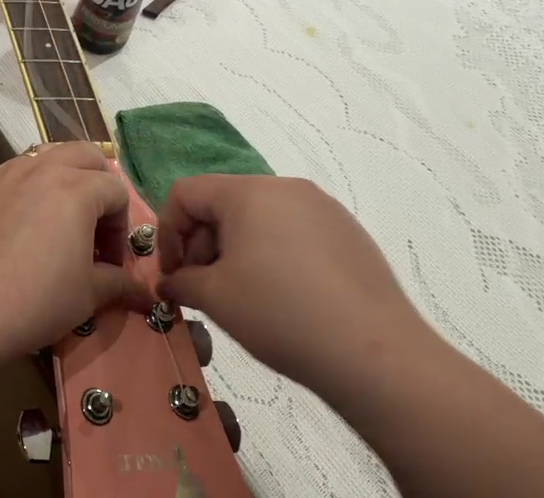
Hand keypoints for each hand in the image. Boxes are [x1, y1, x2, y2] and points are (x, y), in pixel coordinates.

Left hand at [0, 143, 151, 369]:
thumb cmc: (34, 300)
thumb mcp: (87, 295)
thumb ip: (119, 284)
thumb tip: (146, 295)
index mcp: (77, 188)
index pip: (117, 191)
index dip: (122, 228)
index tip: (111, 264)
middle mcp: (44, 168)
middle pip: (87, 156)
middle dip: (100, 187)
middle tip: (96, 231)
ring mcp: (10, 173)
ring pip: (52, 155)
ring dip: (68, 178)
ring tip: (67, 222)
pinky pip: (22, 170)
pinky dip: (37, 184)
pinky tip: (31, 224)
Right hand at [155, 175, 436, 394]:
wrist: (375, 355)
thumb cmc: (281, 314)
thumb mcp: (215, 298)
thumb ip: (181, 281)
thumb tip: (171, 282)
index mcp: (248, 191)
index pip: (187, 193)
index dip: (168, 232)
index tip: (173, 274)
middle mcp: (286, 188)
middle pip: (224, 203)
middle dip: (203, 243)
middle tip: (202, 288)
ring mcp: (323, 209)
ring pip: (260, 218)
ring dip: (237, 250)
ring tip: (242, 296)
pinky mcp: (350, 234)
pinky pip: (295, 233)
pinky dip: (275, 255)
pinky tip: (285, 298)